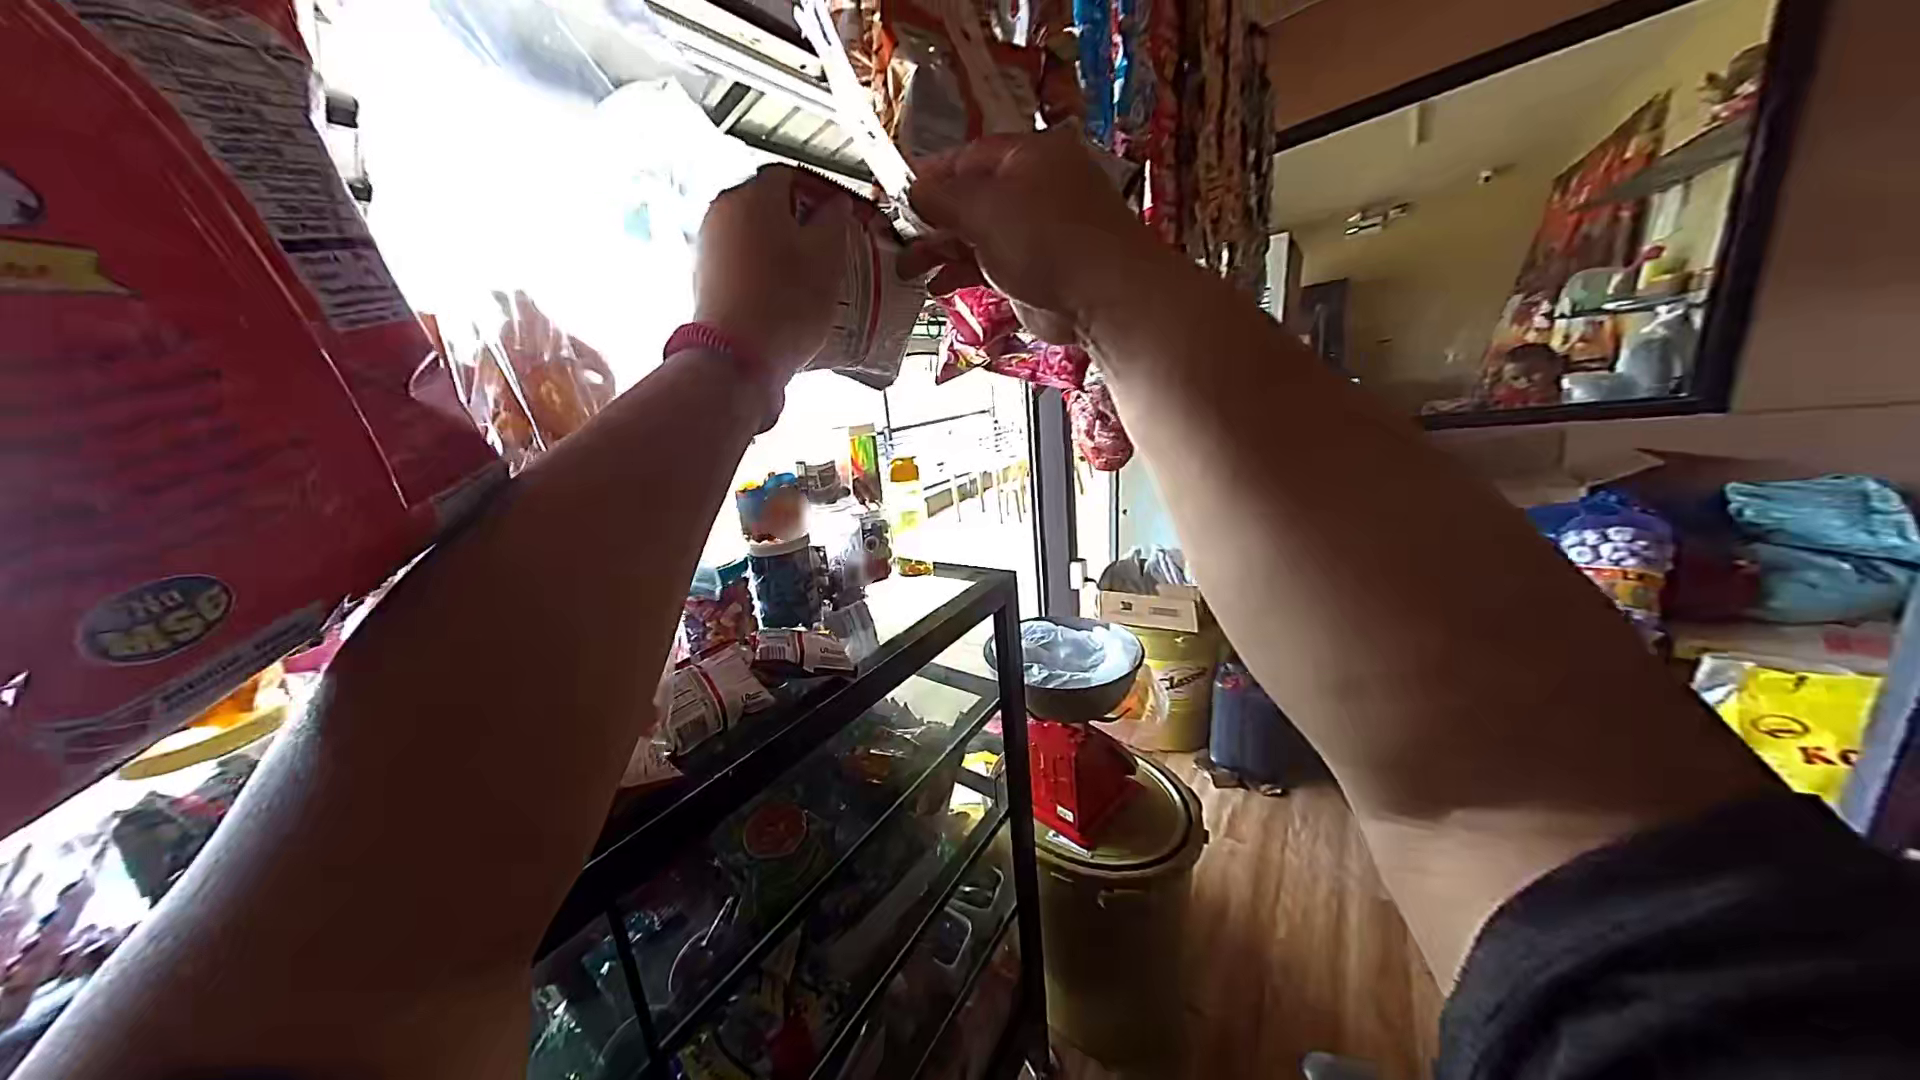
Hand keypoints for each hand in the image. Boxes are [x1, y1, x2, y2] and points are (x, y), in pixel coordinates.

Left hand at [694, 165, 852, 375]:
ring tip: (811, 278)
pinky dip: (765, 272)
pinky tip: (786, 297)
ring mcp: (711, 247)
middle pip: (769, 205)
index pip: (791, 174)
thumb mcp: (828, 258)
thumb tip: (836, 207)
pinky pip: (744, 264)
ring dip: (783, 249)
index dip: (821, 192)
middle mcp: (724, 212)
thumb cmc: (785, 306)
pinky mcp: (707, 280)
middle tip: (830, 247)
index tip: (840, 214)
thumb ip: (835, 221)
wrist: (739, 358)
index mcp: (754, 196)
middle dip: (801, 223)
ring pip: (755, 236)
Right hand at [906, 126, 1163, 342]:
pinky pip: (989, 266)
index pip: (968, 157)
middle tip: (898, 239)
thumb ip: (943, 198)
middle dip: (932, 220)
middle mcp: (1033, 189)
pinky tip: (938, 286)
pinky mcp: (1034, 272)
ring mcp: (1035, 233)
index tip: (897, 195)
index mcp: (1027, 156)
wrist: (1103, 295)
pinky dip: (963, 274)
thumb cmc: (1046, 239)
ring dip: (942, 251)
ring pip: (978, 236)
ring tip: (909, 268)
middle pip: (971, 199)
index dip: (930, 176)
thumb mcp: (985, 209)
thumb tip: (913, 191)